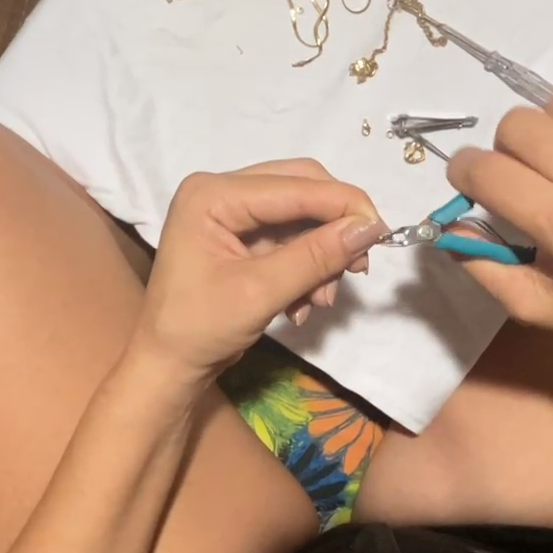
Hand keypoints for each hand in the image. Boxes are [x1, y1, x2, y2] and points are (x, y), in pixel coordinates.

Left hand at [130, 160, 388, 383]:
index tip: (382, 232)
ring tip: (321, 302)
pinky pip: (292, 240)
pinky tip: (304, 306)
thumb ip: (316, 257)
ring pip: (302, 218)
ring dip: (321, 259)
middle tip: (360, 266)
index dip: (343, 205)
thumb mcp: (260, 292)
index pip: (293, 185)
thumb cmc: (199, 328)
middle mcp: (222, 192)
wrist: (170, 367)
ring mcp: (232, 213)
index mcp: (212, 194)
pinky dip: (307, 270)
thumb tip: (371, 228)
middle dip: (333, 230)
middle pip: (301, 191)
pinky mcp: (243, 237)